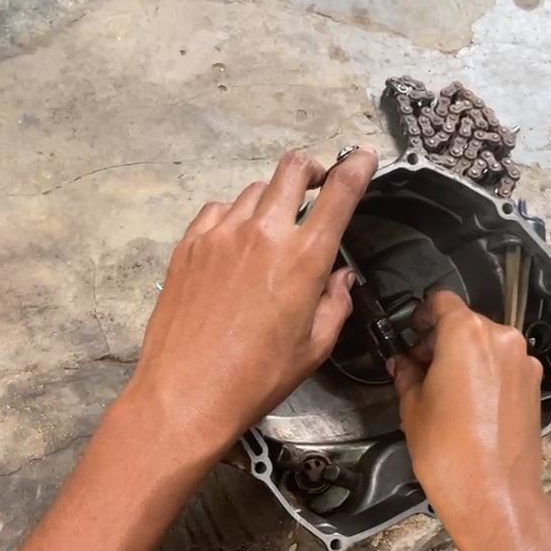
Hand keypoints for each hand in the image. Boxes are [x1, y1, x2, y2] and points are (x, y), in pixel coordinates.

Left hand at [123, 148, 376, 461]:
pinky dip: (232, 218)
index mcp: (304, 259)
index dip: (357, 167)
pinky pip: (217, 211)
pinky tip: (233, 245)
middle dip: (311, 169)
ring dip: (270, 200)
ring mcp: (221, 234)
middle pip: (293, 168)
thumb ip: (335, 304)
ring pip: (253, 191)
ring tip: (269, 230)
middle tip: (315, 185)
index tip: (364, 157)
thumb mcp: (313, 349)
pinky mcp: (189, 244)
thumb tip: (341, 277)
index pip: (340, 193)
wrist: (186, 392)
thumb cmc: (256, 378)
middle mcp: (263, 233)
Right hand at [392, 291, 549, 542]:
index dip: (422, 314)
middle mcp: (501, 339)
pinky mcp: (533, 386)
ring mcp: (522, 362)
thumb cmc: (449, 451)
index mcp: (466, 334)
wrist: (493, 493)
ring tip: (444, 389)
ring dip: (465, 357)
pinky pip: (504, 366)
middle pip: (467, 323)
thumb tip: (402, 363)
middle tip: (420, 366)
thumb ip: (406, 374)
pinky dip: (485, 374)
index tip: (412, 330)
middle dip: (442, 340)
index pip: (442, 302)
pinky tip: (467, 403)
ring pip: (487, 345)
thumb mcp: (412, 407)